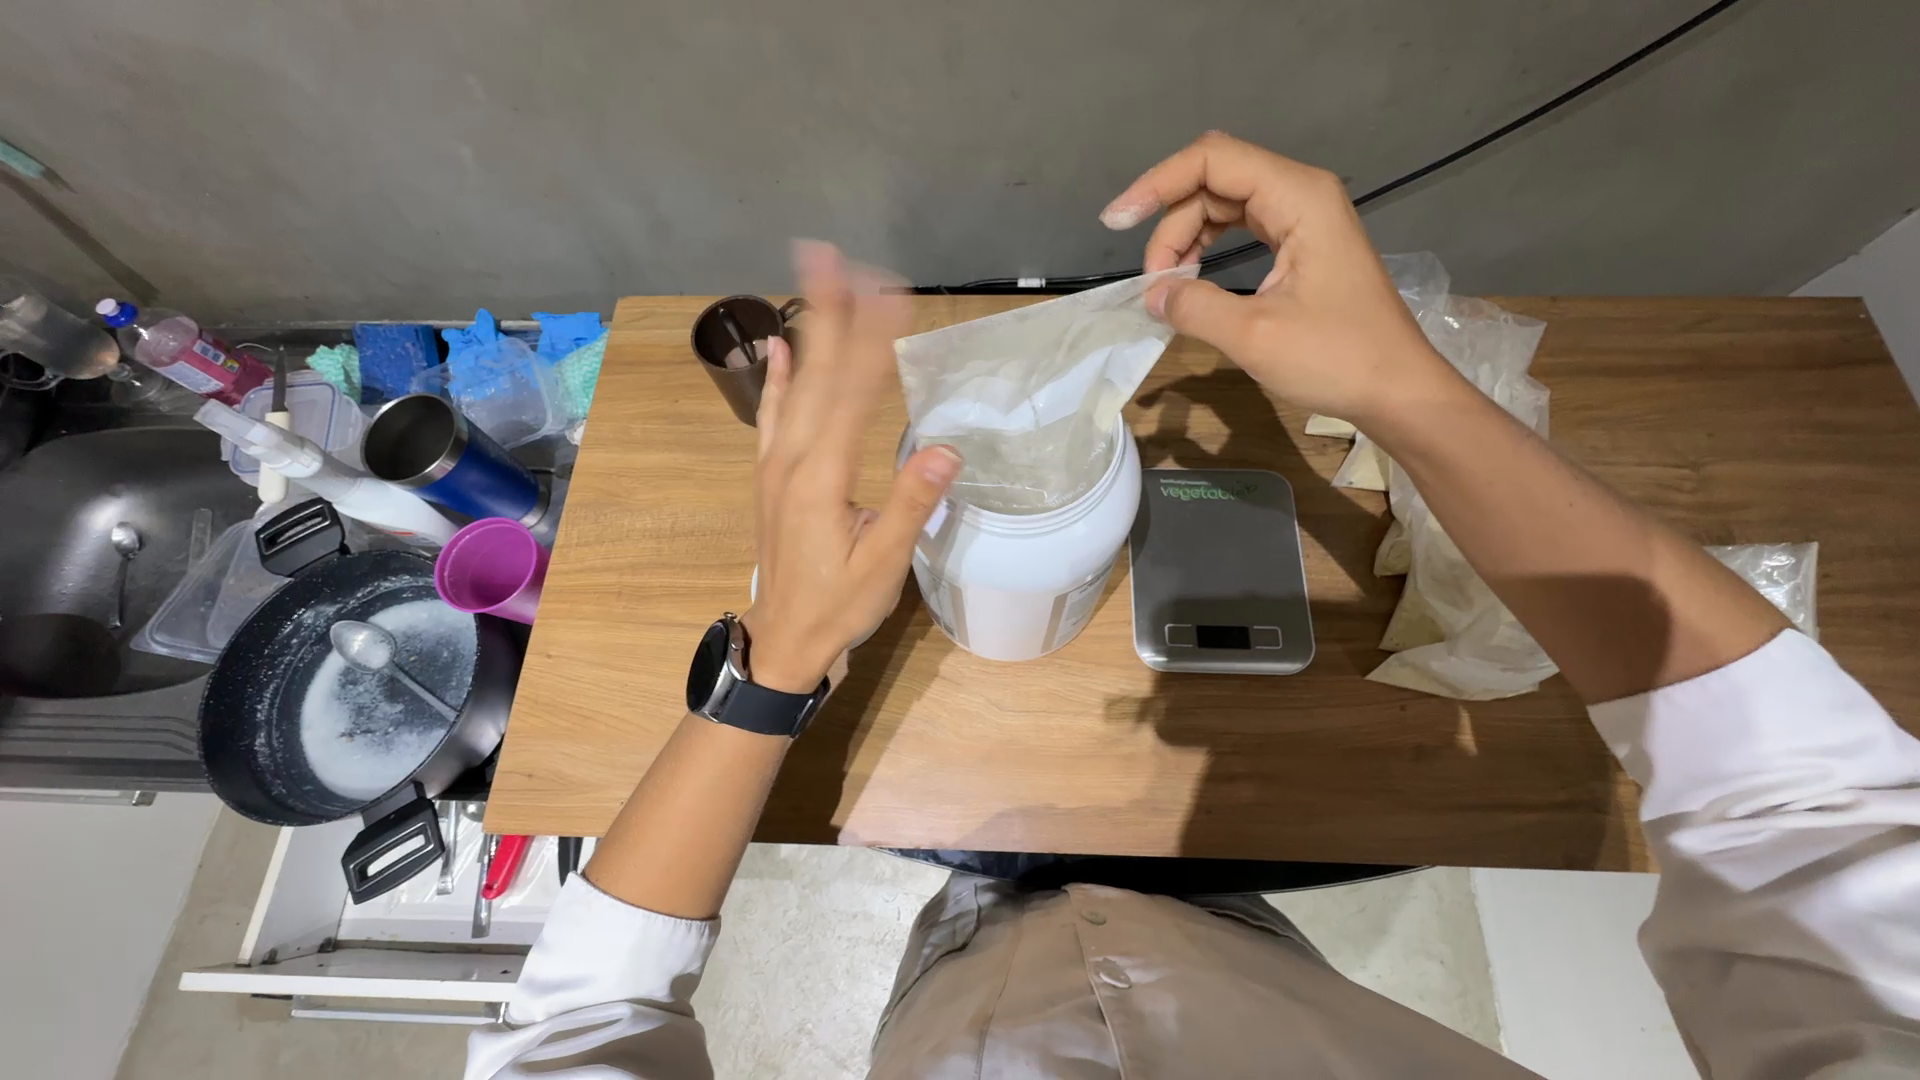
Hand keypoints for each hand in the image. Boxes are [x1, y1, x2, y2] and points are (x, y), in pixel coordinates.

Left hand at [741, 241, 962, 693]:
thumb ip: (910, 505)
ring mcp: (776, 466)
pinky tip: (777, 349)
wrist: (785, 640)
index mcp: (822, 477)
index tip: (892, 294)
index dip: (873, 341)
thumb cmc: (840, 606)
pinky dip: (776, 379)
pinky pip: (773, 416)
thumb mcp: (883, 564)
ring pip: (793, 386)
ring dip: (808, 332)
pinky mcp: (772, 477)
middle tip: (840, 258)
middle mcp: (793, 460)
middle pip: (817, 375)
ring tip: (810, 281)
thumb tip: (945, 450)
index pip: (852, 394)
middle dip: (834, 314)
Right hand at [1100, 132, 1456, 424]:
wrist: (1396, 389)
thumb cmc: (1336, 358)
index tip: (1115, 224)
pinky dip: (1206, 251)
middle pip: (1214, 182)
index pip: (1212, 160)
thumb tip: (1153, 294)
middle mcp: (1300, 194)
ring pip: (1223, 206)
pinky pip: (1240, 230)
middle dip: (1171, 225)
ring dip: (1185, 241)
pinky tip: (1192, 283)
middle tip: (1152, 284)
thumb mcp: (1254, 336)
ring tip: (1166, 288)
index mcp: (1298, 197)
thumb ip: (1195, 308)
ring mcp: (1302, 220)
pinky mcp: (1300, 246)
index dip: (1156, 184)